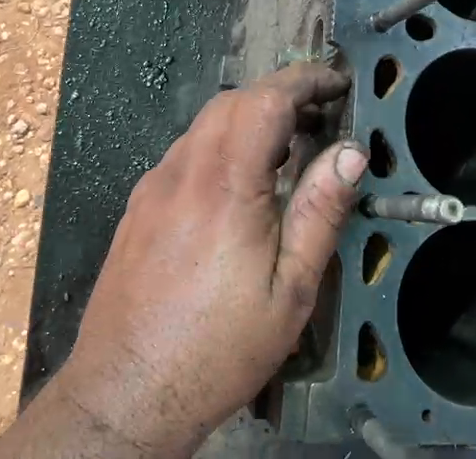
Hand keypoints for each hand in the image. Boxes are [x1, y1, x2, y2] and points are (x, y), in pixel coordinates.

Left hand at [0, 63, 365, 458]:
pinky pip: (185, 154)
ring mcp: (153, 188)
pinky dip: (221, 145)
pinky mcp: (138, 207)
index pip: (266, 100)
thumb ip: (320, 212)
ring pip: (205, 125)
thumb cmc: (218, 348)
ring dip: (249, 119)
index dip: (305, 81)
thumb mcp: (290, 290)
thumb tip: (351, 152)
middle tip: (320, 117)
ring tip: (288, 150)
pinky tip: (239, 186)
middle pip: (233, 101)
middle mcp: (182, 172)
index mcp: (225, 186)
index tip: (336, 84)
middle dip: (280, 95)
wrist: (124, 394)